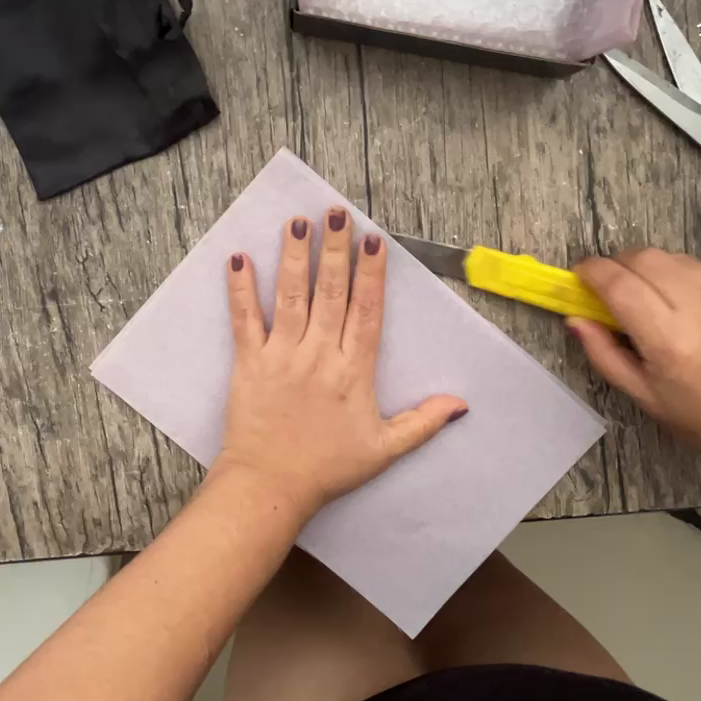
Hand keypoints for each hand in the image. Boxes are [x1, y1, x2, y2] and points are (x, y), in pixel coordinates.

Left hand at [211, 209, 468, 518]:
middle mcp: (319, 355)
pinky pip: (245, 319)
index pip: (367, 311)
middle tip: (338, 213)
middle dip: (336, 249)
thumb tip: (461, 404)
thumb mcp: (384, 450)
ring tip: (298, 221)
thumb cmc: (328, 469)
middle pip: (331, 293)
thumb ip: (423, 422)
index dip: (372, 273)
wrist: (270, 488)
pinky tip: (239, 257)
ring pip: (291, 297)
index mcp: (354, 372)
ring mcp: (282, 356)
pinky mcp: (250, 362)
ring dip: (294, 256)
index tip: (374, 239)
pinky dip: (241, 288)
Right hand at [566, 249, 700, 474]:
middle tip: (611, 286)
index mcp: (669, 341)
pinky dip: (687, 270)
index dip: (591, 272)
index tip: (580, 275)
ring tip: (651, 293)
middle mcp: (700, 309)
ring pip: (675, 257)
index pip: (618, 284)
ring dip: (651, 266)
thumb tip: (576, 318)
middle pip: (644, 259)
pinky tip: (688, 295)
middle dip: (618, 264)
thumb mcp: (645, 398)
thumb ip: (604, 355)